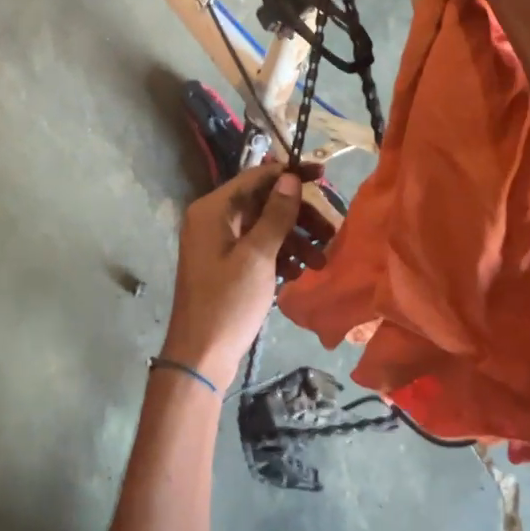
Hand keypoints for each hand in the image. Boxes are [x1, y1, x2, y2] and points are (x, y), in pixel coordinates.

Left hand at [159, 163, 323, 386]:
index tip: (323, 176)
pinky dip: (279, 255)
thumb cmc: (228, 302)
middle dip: (297, 216)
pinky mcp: (225, 265)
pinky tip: (299, 273)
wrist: (200, 355)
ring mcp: (217, 243)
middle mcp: (212, 219)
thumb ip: (275, 215)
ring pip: (263, 227)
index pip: (255, 178)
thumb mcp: (257, 256)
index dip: (289, 175)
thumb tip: (289, 178)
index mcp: (212, 209)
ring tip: (320, 261)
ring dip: (293, 239)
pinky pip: (256, 248)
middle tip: (329, 232)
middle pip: (262, 203)